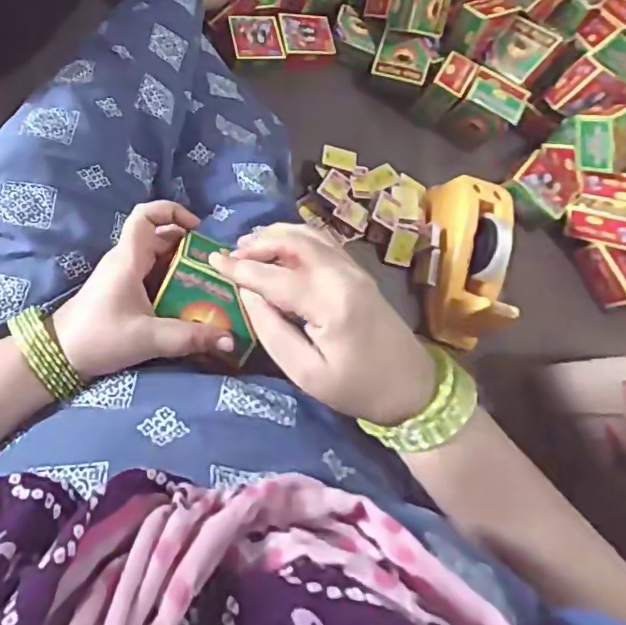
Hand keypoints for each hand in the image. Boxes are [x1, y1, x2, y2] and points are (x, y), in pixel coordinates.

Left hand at [52, 201, 235, 378]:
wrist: (59, 355)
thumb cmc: (99, 337)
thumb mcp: (148, 338)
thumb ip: (189, 337)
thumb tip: (229, 340)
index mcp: (128, 259)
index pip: (146, 215)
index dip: (172, 212)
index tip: (197, 229)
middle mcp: (124, 260)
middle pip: (159, 236)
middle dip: (188, 245)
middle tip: (213, 264)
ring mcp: (121, 275)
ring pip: (156, 257)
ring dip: (180, 264)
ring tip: (207, 281)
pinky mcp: (120, 290)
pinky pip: (150, 274)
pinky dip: (170, 279)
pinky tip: (186, 299)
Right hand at [209, 223, 435, 425]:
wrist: (413, 389)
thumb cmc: (357, 388)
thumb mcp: (305, 372)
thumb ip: (271, 329)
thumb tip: (248, 294)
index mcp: (329, 302)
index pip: (273, 276)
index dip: (239, 267)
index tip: (212, 260)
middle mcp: (342, 275)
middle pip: (293, 241)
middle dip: (257, 242)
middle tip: (231, 254)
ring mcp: (354, 270)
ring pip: (309, 235)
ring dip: (276, 235)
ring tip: (249, 246)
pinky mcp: (359, 273)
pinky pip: (323, 242)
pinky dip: (296, 238)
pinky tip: (280, 247)